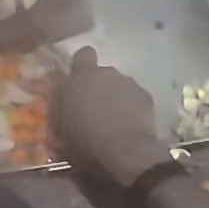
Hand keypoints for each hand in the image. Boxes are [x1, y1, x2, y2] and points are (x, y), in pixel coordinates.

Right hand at [56, 47, 169, 185]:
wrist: (124, 152)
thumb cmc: (85, 143)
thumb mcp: (62, 129)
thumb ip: (64, 110)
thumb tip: (67, 107)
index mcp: (81, 77)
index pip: (83, 55)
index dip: (83, 65)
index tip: (81, 81)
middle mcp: (106, 73)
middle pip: (103, 74)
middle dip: (100, 87)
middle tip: (97, 110)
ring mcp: (129, 83)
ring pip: (121, 86)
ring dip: (117, 98)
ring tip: (116, 121)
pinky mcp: (146, 96)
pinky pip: (136, 98)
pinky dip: (134, 108)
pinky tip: (131, 126)